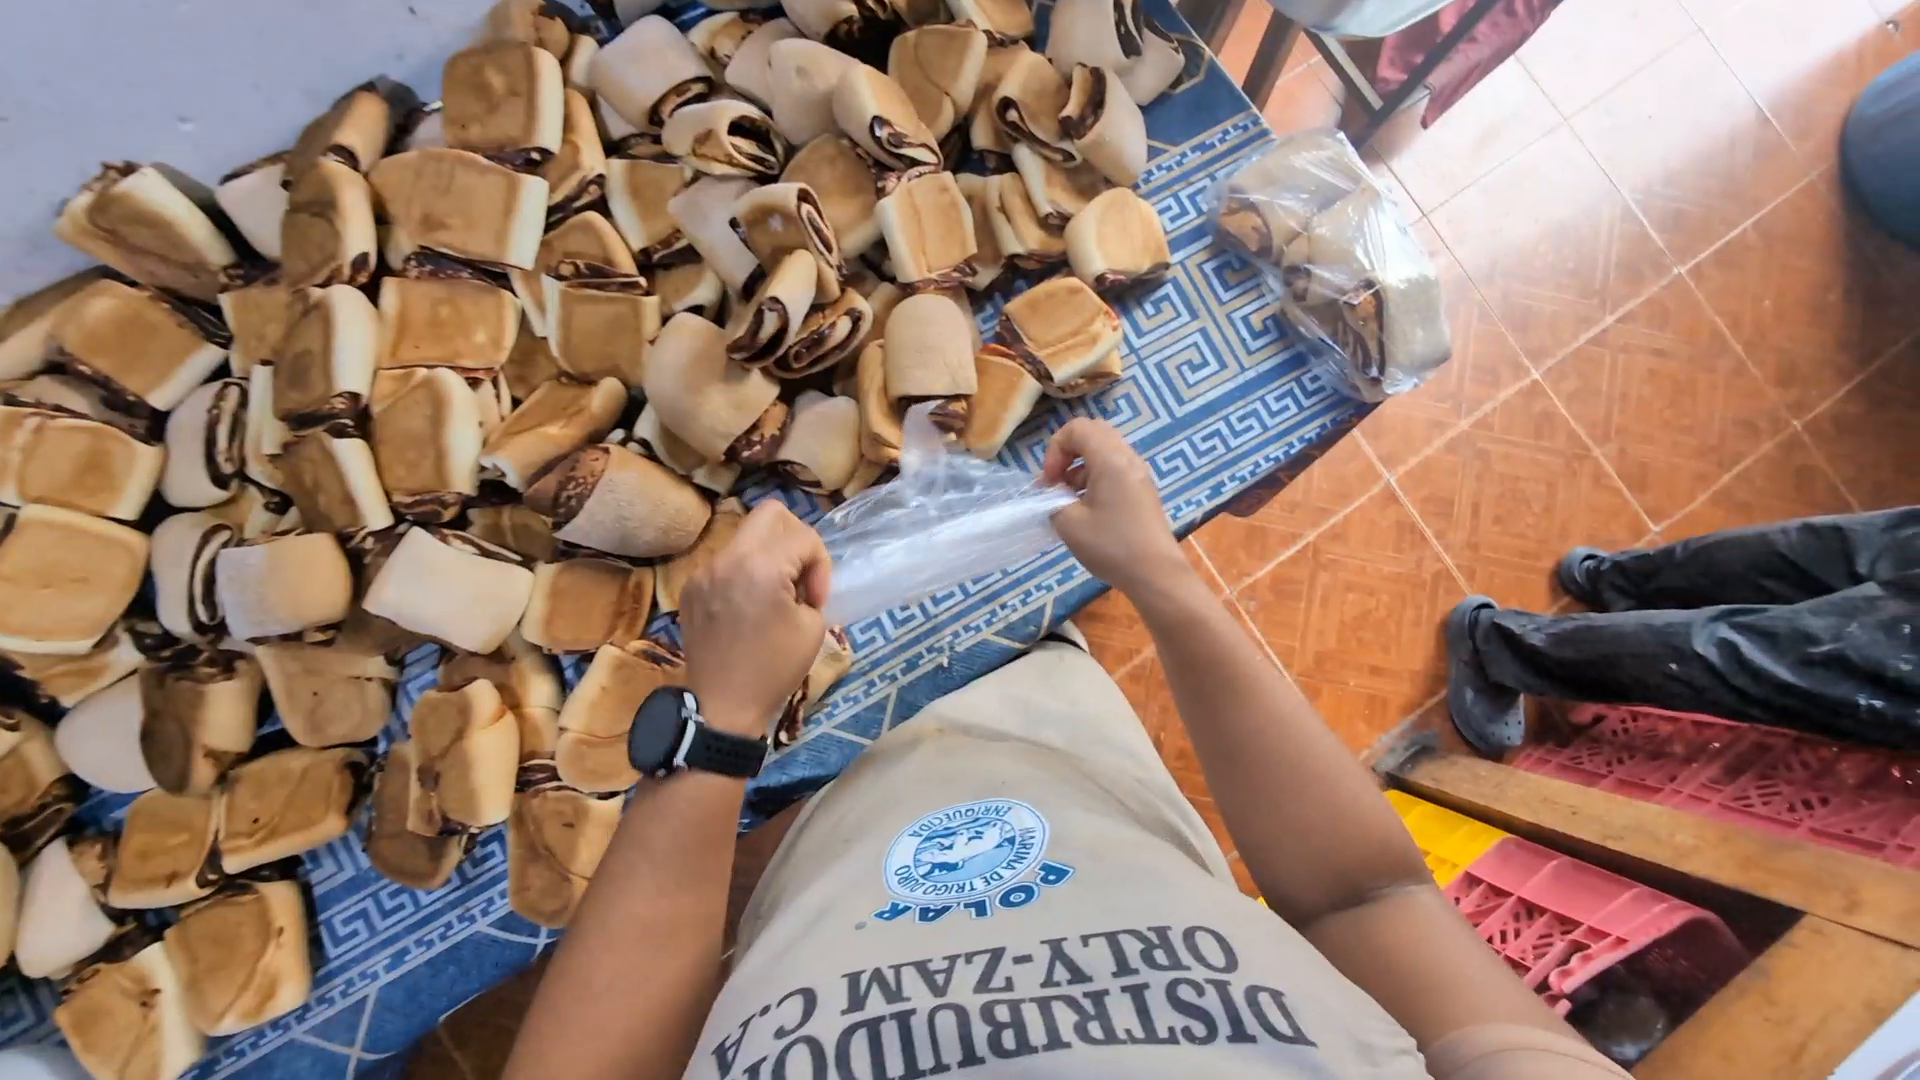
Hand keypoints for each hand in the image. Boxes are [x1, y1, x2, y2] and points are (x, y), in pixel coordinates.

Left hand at [678, 501, 831, 738]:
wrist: (722, 707)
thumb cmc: (774, 670)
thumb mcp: (812, 626)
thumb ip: (810, 587)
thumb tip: (799, 577)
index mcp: (761, 568)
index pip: (804, 537)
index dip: (821, 565)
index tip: (817, 599)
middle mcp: (727, 559)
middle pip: (771, 513)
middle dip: (795, 538)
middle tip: (800, 575)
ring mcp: (704, 572)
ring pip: (746, 536)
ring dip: (769, 554)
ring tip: (775, 594)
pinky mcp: (692, 588)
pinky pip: (727, 561)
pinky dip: (746, 572)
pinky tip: (749, 607)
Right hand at [1042, 419, 1191, 598]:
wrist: (1156, 574)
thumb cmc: (1111, 546)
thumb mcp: (1069, 524)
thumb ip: (1052, 501)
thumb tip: (1051, 493)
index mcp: (1111, 459)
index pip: (1077, 428)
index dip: (1055, 449)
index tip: (1050, 482)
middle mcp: (1129, 458)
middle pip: (1093, 433)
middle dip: (1067, 453)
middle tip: (1056, 484)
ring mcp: (1139, 474)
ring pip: (1104, 451)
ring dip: (1081, 468)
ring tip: (1069, 500)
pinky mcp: (1143, 490)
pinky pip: (1115, 469)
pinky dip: (1096, 478)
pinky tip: (1089, 509)